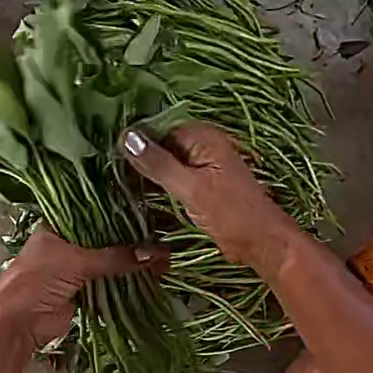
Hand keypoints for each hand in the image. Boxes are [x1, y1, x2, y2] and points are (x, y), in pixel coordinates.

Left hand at [0, 229, 166, 347]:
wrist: (18, 323)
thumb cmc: (37, 280)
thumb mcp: (77, 261)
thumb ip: (116, 257)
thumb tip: (154, 253)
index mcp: (58, 227)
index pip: (94, 215)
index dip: (120, 216)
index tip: (148, 216)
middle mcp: (67, 245)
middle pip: (105, 241)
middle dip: (131, 243)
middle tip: (161, 240)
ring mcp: (75, 269)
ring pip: (109, 263)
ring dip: (131, 264)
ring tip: (163, 260)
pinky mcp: (83, 292)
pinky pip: (109, 283)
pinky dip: (127, 282)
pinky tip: (150, 277)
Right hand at [121, 123, 304, 274]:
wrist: (262, 242)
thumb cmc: (232, 214)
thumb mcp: (191, 188)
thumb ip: (158, 163)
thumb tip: (127, 137)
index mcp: (204, 138)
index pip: (160, 130)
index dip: (137, 142)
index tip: (110, 157)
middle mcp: (204, 148)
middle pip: (163, 147)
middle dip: (140, 159)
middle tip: (111, 174)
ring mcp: (204, 169)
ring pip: (167, 166)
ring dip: (148, 177)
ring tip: (119, 187)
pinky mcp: (204, 189)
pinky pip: (175, 182)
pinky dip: (160, 189)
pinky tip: (140, 199)